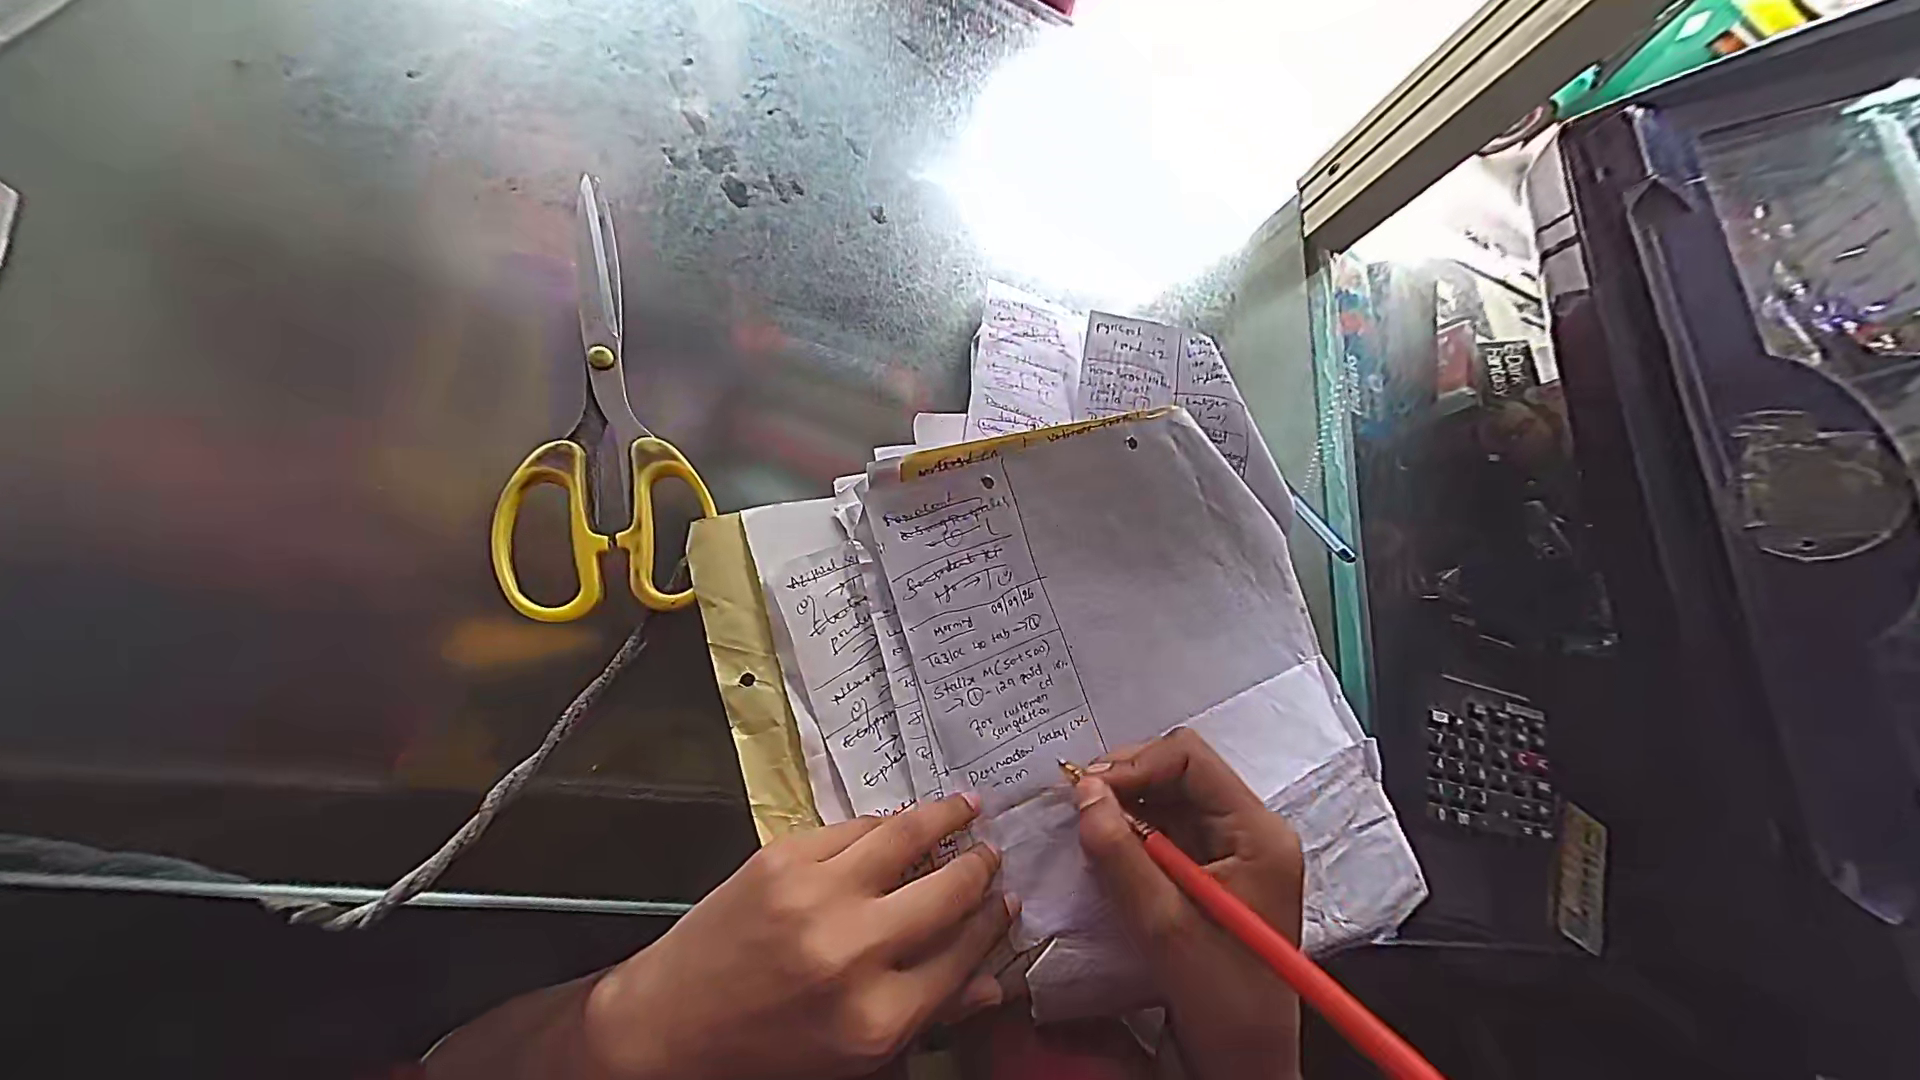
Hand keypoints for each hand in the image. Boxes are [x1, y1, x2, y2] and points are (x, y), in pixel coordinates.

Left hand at [583, 794, 1015, 1079]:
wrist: (667, 1027)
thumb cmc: (769, 1049)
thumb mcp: (854, 1055)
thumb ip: (930, 1014)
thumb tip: (995, 980)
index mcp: (875, 1019)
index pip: (961, 955)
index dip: (992, 921)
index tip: (1006, 898)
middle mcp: (852, 950)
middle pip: (944, 891)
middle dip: (978, 865)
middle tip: (991, 850)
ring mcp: (816, 893)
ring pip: (903, 836)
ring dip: (943, 815)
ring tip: (965, 805)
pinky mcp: (784, 856)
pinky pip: (854, 827)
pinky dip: (882, 824)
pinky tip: (896, 823)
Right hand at [1073, 729, 1303, 1079]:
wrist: (1244, 1065)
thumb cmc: (1223, 1005)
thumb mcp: (1166, 928)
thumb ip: (1120, 855)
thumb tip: (1083, 792)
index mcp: (1257, 834)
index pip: (1191, 759)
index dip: (1137, 762)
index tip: (1091, 786)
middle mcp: (1247, 827)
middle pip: (1177, 768)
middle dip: (1125, 778)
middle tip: (1081, 799)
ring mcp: (1228, 842)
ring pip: (1165, 790)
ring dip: (1123, 799)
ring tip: (1088, 817)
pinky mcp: (1207, 859)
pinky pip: (1161, 818)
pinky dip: (1128, 822)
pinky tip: (1105, 837)